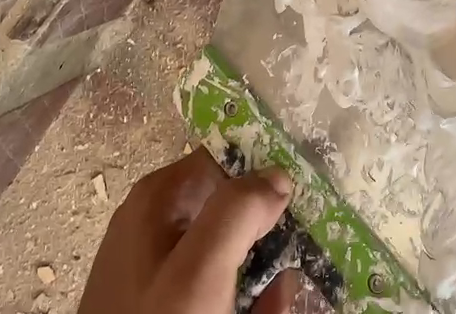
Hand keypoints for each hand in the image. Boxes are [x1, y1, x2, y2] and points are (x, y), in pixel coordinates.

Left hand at [80, 151, 297, 313]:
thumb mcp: (198, 270)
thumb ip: (237, 212)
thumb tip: (278, 175)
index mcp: (158, 197)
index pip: (224, 157)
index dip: (263, 172)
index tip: (297, 196)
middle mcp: (158, 223)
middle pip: (231, 204)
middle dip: (268, 225)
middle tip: (298, 245)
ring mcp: (162, 267)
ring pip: (231, 250)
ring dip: (264, 266)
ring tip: (282, 291)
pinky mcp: (170, 302)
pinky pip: (222, 287)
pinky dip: (250, 297)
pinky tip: (268, 307)